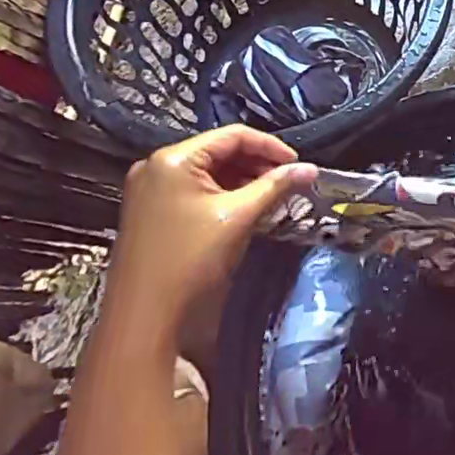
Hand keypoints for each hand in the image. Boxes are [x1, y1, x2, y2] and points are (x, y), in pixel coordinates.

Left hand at [109, 126, 315, 335]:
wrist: (143, 318)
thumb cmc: (191, 260)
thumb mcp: (239, 217)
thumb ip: (275, 187)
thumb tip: (311, 169)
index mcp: (174, 158)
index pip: (233, 136)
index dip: (270, 146)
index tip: (298, 164)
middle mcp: (157, 165)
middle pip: (220, 151)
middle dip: (258, 164)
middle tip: (289, 182)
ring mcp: (151, 188)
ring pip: (209, 172)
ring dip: (243, 180)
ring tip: (274, 196)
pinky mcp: (152, 209)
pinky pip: (195, 190)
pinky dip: (224, 194)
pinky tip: (248, 208)